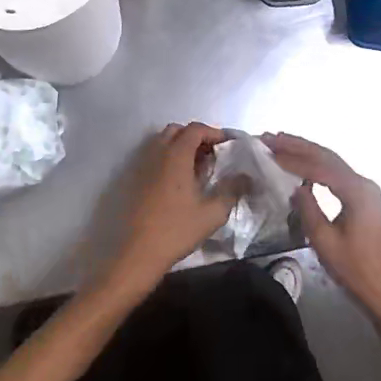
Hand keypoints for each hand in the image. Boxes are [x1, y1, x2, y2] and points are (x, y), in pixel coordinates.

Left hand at [106, 122, 246, 290]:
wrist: (138, 251)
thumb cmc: (177, 229)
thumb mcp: (212, 213)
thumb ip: (231, 190)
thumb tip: (247, 177)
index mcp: (176, 155)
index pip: (195, 129)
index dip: (213, 132)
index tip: (228, 144)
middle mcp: (157, 153)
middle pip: (177, 130)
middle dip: (196, 136)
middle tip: (212, 154)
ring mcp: (142, 164)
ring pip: (162, 142)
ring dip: (181, 146)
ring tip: (197, 167)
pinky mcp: (134, 178)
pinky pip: (153, 156)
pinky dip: (168, 157)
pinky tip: (179, 180)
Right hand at [266, 133, 380, 325]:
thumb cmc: (357, 270)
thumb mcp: (326, 242)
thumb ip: (308, 209)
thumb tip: (296, 188)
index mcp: (357, 190)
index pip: (319, 166)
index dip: (293, 159)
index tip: (269, 152)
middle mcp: (363, 183)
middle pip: (327, 156)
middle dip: (298, 146)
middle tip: (271, 137)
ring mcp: (366, 190)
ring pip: (332, 162)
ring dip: (306, 152)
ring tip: (281, 143)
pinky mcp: (364, 199)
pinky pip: (337, 174)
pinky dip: (317, 165)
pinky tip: (302, 164)